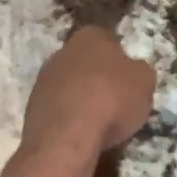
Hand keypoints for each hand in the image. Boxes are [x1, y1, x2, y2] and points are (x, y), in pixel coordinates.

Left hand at [23, 26, 155, 153]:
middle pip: (86, 63)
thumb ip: (140, 71)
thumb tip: (133, 72)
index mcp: (90, 36)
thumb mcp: (145, 82)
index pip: (108, 40)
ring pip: (70, 87)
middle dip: (98, 79)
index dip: (120, 60)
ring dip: (82, 99)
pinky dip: (69, 119)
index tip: (128, 80)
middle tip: (115, 100)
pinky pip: (59, 110)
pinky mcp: (31, 109)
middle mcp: (62, 52)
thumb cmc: (112, 99)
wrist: (66, 140)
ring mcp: (43, 81)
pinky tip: (81, 135)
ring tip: (99, 123)